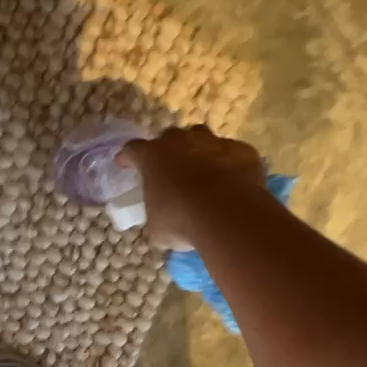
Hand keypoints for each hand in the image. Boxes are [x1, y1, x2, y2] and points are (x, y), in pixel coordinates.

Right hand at [117, 125, 268, 250]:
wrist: (226, 213)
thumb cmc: (180, 220)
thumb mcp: (157, 228)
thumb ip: (156, 216)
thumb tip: (162, 221)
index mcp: (153, 157)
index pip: (133, 150)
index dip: (128, 157)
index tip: (124, 163)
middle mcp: (181, 141)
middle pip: (170, 138)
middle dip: (168, 150)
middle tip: (170, 169)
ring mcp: (213, 142)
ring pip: (202, 138)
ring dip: (199, 151)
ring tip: (202, 171)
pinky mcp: (241, 150)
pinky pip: (232, 154)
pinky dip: (230, 165)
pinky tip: (232, 182)